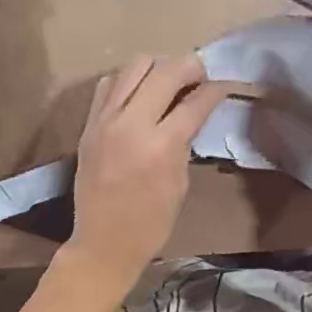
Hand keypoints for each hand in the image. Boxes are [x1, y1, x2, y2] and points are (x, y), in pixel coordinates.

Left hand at [63, 55, 228, 289]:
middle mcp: (131, 125)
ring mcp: (105, 122)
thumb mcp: (179, 184)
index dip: (216, 90)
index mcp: (161, 145)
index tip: (223, 87)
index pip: (196, 101)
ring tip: (166, 84)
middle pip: (166, 70)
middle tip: (198, 79)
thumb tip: (191, 115)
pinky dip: (126, 82)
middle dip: (190, 68)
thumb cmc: (149, 225)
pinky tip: (136, 97)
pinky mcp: (88, 127)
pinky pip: (108, 86)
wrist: (103, 244)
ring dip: (156, 68)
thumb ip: (184, 143)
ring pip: (134, 66)